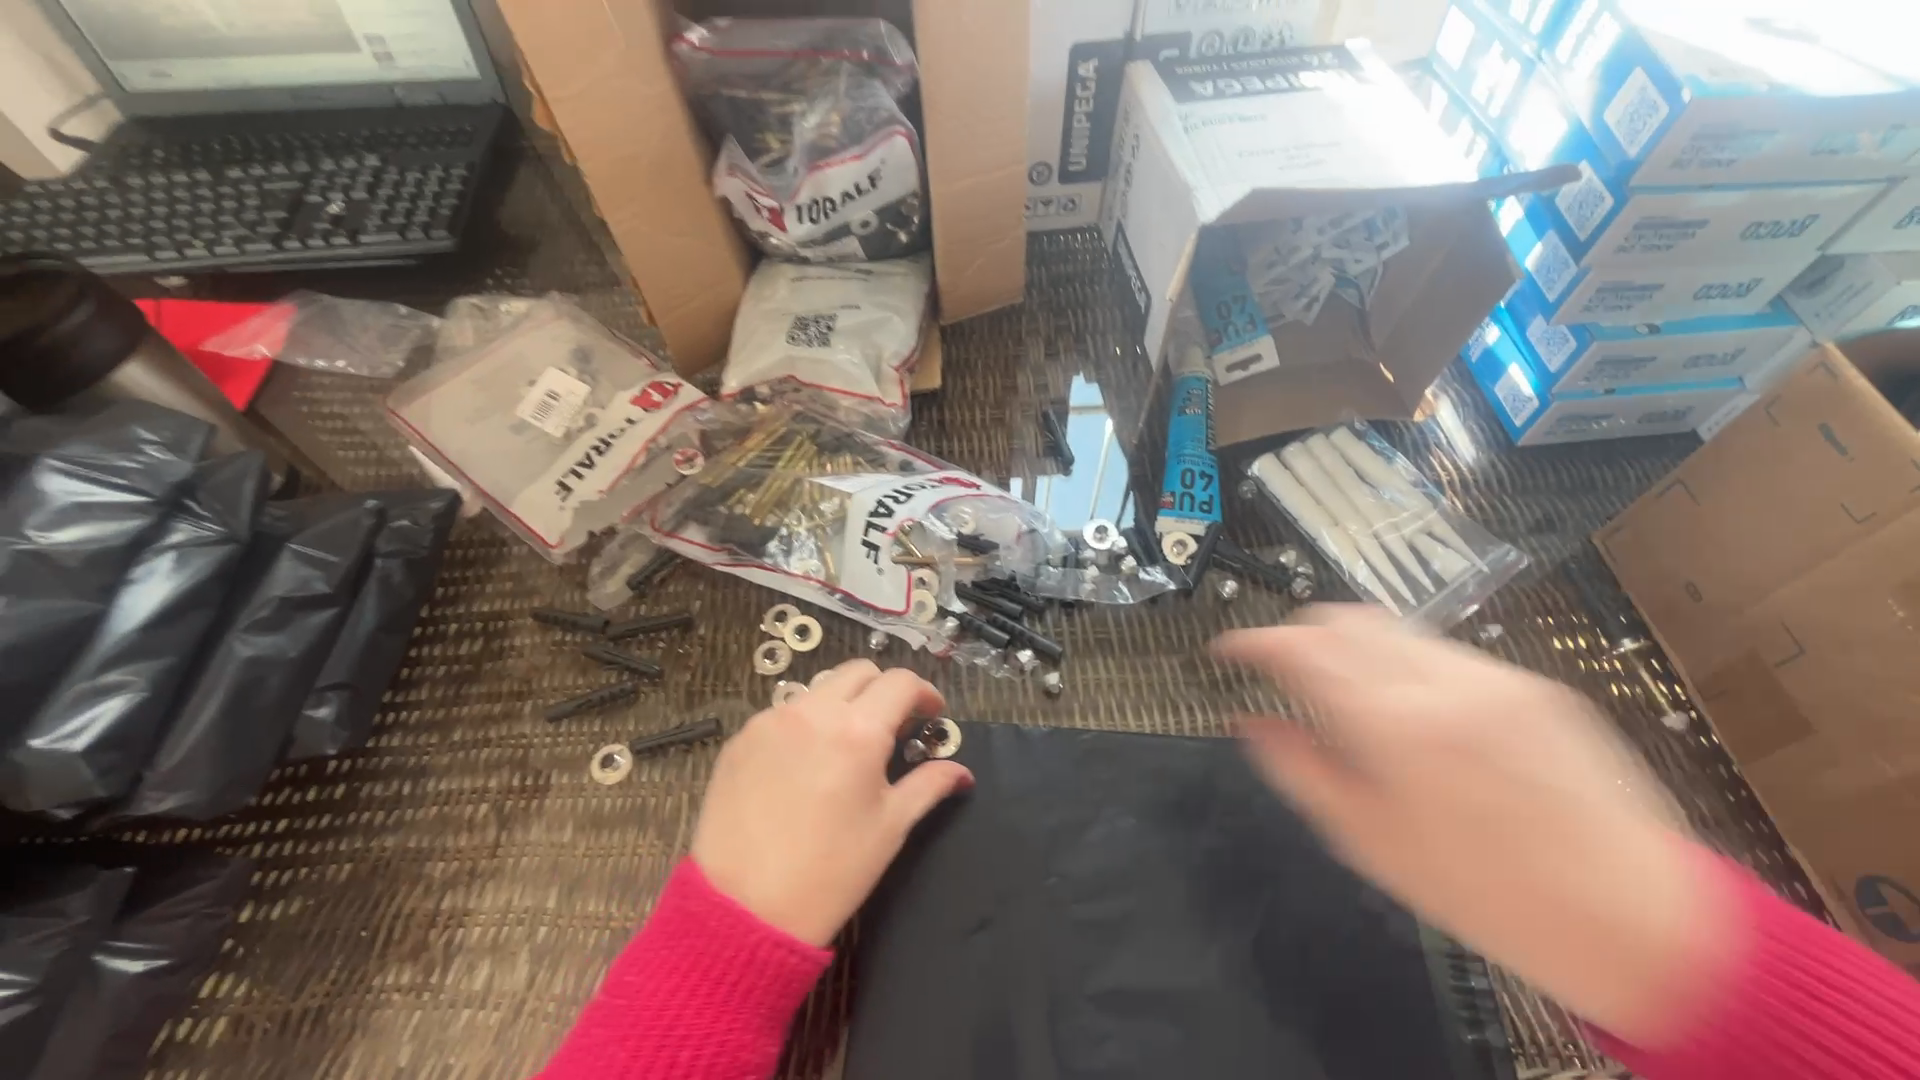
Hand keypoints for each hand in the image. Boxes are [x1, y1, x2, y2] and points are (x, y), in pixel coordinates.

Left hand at [691, 659, 973, 947]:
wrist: (742, 911)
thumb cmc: (830, 872)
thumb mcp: (890, 827)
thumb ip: (929, 786)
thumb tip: (961, 771)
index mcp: (857, 731)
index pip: (900, 682)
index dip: (925, 693)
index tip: (932, 717)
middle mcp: (812, 712)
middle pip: (859, 673)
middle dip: (884, 691)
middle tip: (894, 728)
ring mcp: (769, 722)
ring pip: (818, 689)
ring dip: (843, 704)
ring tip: (848, 748)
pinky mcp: (740, 740)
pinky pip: (782, 714)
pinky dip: (805, 725)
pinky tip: (806, 766)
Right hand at [1215, 606, 1736, 1046]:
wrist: (1634, 919)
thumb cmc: (1484, 894)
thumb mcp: (1368, 841)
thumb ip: (1299, 768)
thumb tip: (1250, 721)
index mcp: (1394, 725)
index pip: (1302, 649)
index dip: (1254, 642)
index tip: (1230, 650)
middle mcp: (1441, 682)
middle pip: (1346, 619)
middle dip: (1302, 634)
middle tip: (1282, 670)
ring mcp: (1494, 677)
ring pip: (1396, 630)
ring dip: (1353, 648)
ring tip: (1344, 693)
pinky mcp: (1533, 685)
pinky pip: (1445, 655)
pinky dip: (1405, 667)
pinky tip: (1412, 714)